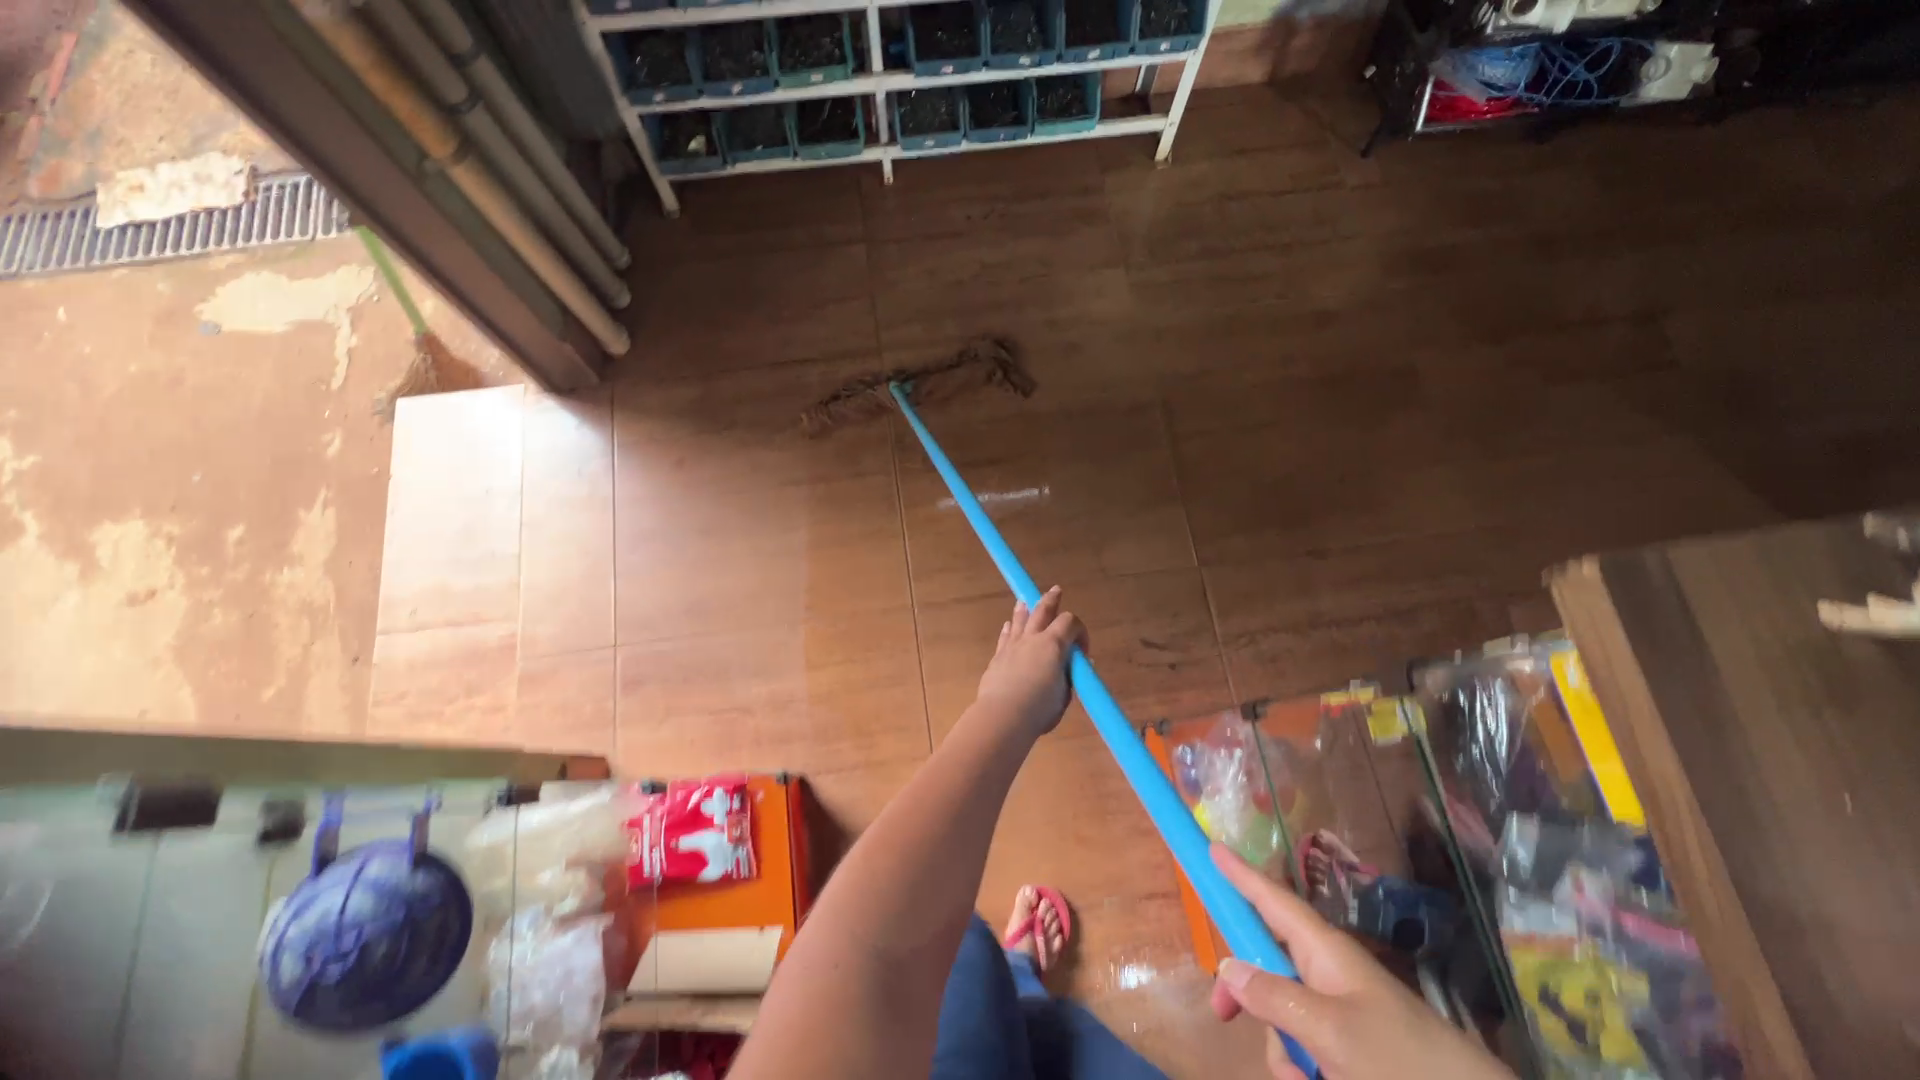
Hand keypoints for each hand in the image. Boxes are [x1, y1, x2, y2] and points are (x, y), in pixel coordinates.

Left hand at [973, 586, 1086, 737]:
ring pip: (1020, 620)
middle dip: (1051, 600)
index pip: (1071, 622)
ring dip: (1025, 609)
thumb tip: (1078, 666)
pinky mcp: (998, 657)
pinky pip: (1005, 637)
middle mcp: (1033, 638)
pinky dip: (1009, 629)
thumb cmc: (1040, 709)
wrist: (1003, 716)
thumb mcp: (1064, 695)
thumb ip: (1070, 677)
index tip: (1081, 651)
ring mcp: (1012, 646)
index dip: (1080, 632)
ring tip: (1024, 601)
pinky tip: (1008, 626)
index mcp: (1054, 645)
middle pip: (1043, 610)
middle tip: (1056, 590)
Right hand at [1208, 845, 1513, 1079]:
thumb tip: (1228, 966)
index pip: (1273, 901)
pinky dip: (1301, 1070)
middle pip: (1264, 963)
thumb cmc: (1402, 1059)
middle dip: (1244, 992)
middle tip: (1221, 1014)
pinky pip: (1301, 1048)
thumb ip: (1275, 997)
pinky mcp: (1346, 1048)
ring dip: (1282, 1051)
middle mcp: (1327, 975)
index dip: (1241, 875)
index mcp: (1325, 953)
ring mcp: (1338, 1012)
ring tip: (1310, 1079)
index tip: (1212, 847)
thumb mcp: (1330, 1031)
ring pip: (1279, 1015)